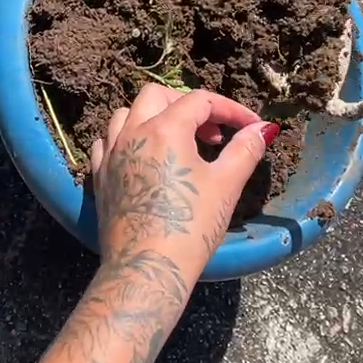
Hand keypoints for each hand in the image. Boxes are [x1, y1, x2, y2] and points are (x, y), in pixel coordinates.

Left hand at [85, 84, 277, 273]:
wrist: (147, 266)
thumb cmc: (191, 225)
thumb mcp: (226, 184)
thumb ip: (244, 150)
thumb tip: (262, 129)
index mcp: (163, 128)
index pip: (199, 101)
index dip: (230, 109)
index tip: (251, 126)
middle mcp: (131, 132)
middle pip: (156, 95)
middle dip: (187, 105)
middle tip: (213, 133)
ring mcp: (110, 153)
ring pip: (126, 114)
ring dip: (154, 117)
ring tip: (179, 142)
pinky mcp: (99, 175)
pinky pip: (107, 142)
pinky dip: (127, 139)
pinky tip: (144, 156)